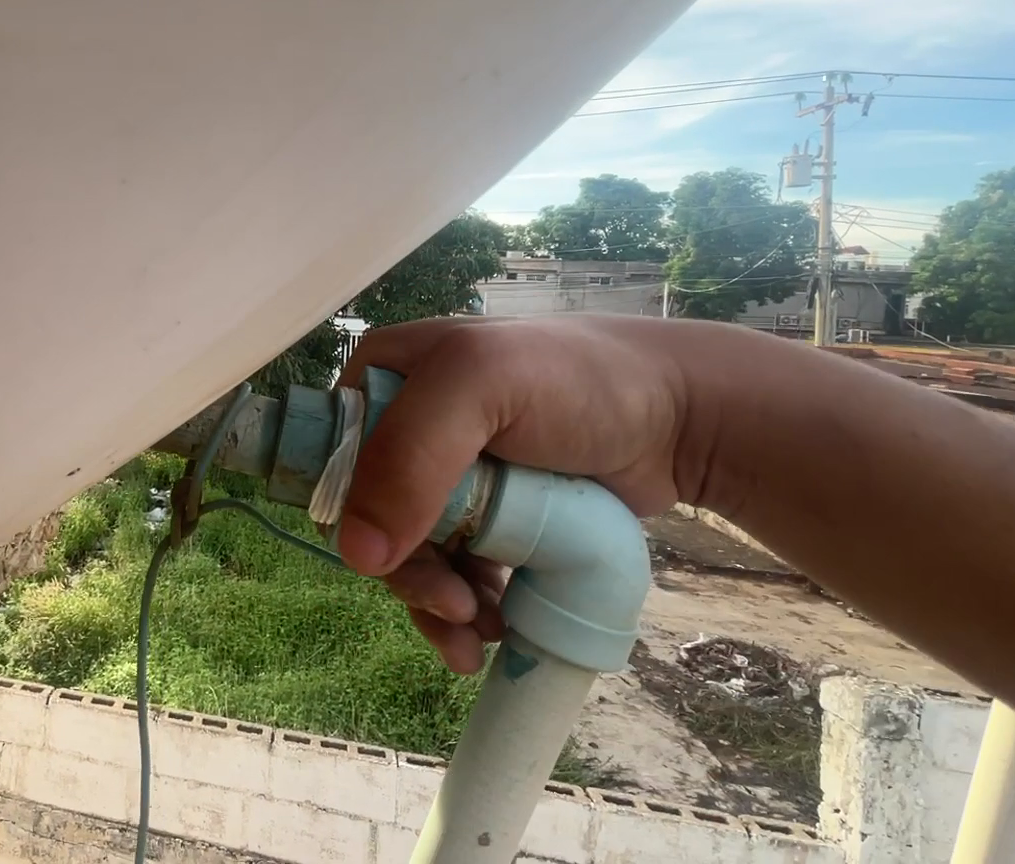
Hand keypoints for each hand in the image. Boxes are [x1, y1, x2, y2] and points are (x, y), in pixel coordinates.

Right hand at [336, 315, 697, 670]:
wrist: (682, 415)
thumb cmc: (573, 380)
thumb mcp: (479, 387)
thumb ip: (409, 457)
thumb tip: (356, 555)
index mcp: (381, 382)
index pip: (332, 455)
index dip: (349, 511)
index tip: (385, 556)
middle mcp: (403, 431)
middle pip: (372, 516)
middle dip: (405, 570)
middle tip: (453, 603)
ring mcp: (446, 481)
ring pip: (409, 553)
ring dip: (434, 602)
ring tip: (479, 633)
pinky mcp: (487, 521)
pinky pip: (452, 571)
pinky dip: (463, 611)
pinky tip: (490, 634)